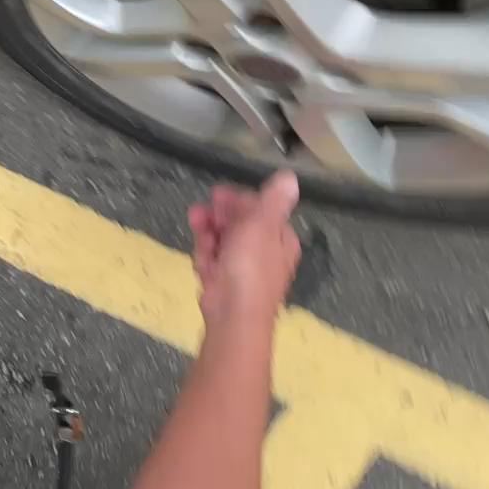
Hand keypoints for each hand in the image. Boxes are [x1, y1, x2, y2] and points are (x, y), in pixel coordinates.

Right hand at [189, 170, 301, 327]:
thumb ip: (273, 200)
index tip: (218, 197)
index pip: (259, 210)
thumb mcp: (262, 225)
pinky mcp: (223, 278)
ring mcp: (242, 266)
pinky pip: (212, 258)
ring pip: (221, 239)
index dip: (238, 202)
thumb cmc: (250, 266)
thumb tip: (290, 176)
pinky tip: (202, 259)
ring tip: (198, 232)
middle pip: (237, 223)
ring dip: (207, 233)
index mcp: (279, 238)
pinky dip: (204, 256)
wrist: (233, 312)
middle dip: (218, 216)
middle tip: (202, 213)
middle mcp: (263, 251)